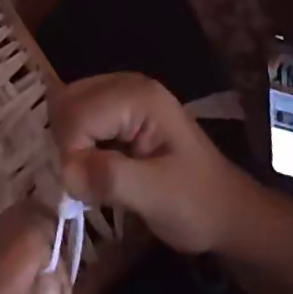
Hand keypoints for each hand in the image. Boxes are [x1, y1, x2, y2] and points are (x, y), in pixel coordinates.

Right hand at [51, 73, 252, 255]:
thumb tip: (66, 170)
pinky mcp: (120, 110)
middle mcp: (127, 84)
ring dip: (69, 142)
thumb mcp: (158, 196)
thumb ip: (112, 179)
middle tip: (83, 181)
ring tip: (88, 176)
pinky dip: (78, 141)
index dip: (71, 151)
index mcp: (139, 96)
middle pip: (69, 100)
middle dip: (66, 142)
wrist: (225, 209)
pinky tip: (93, 166)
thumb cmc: (196, 202)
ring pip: (70, 106)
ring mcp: (123, 94)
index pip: (78, 111)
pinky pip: (82, 115)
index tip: (82, 188)